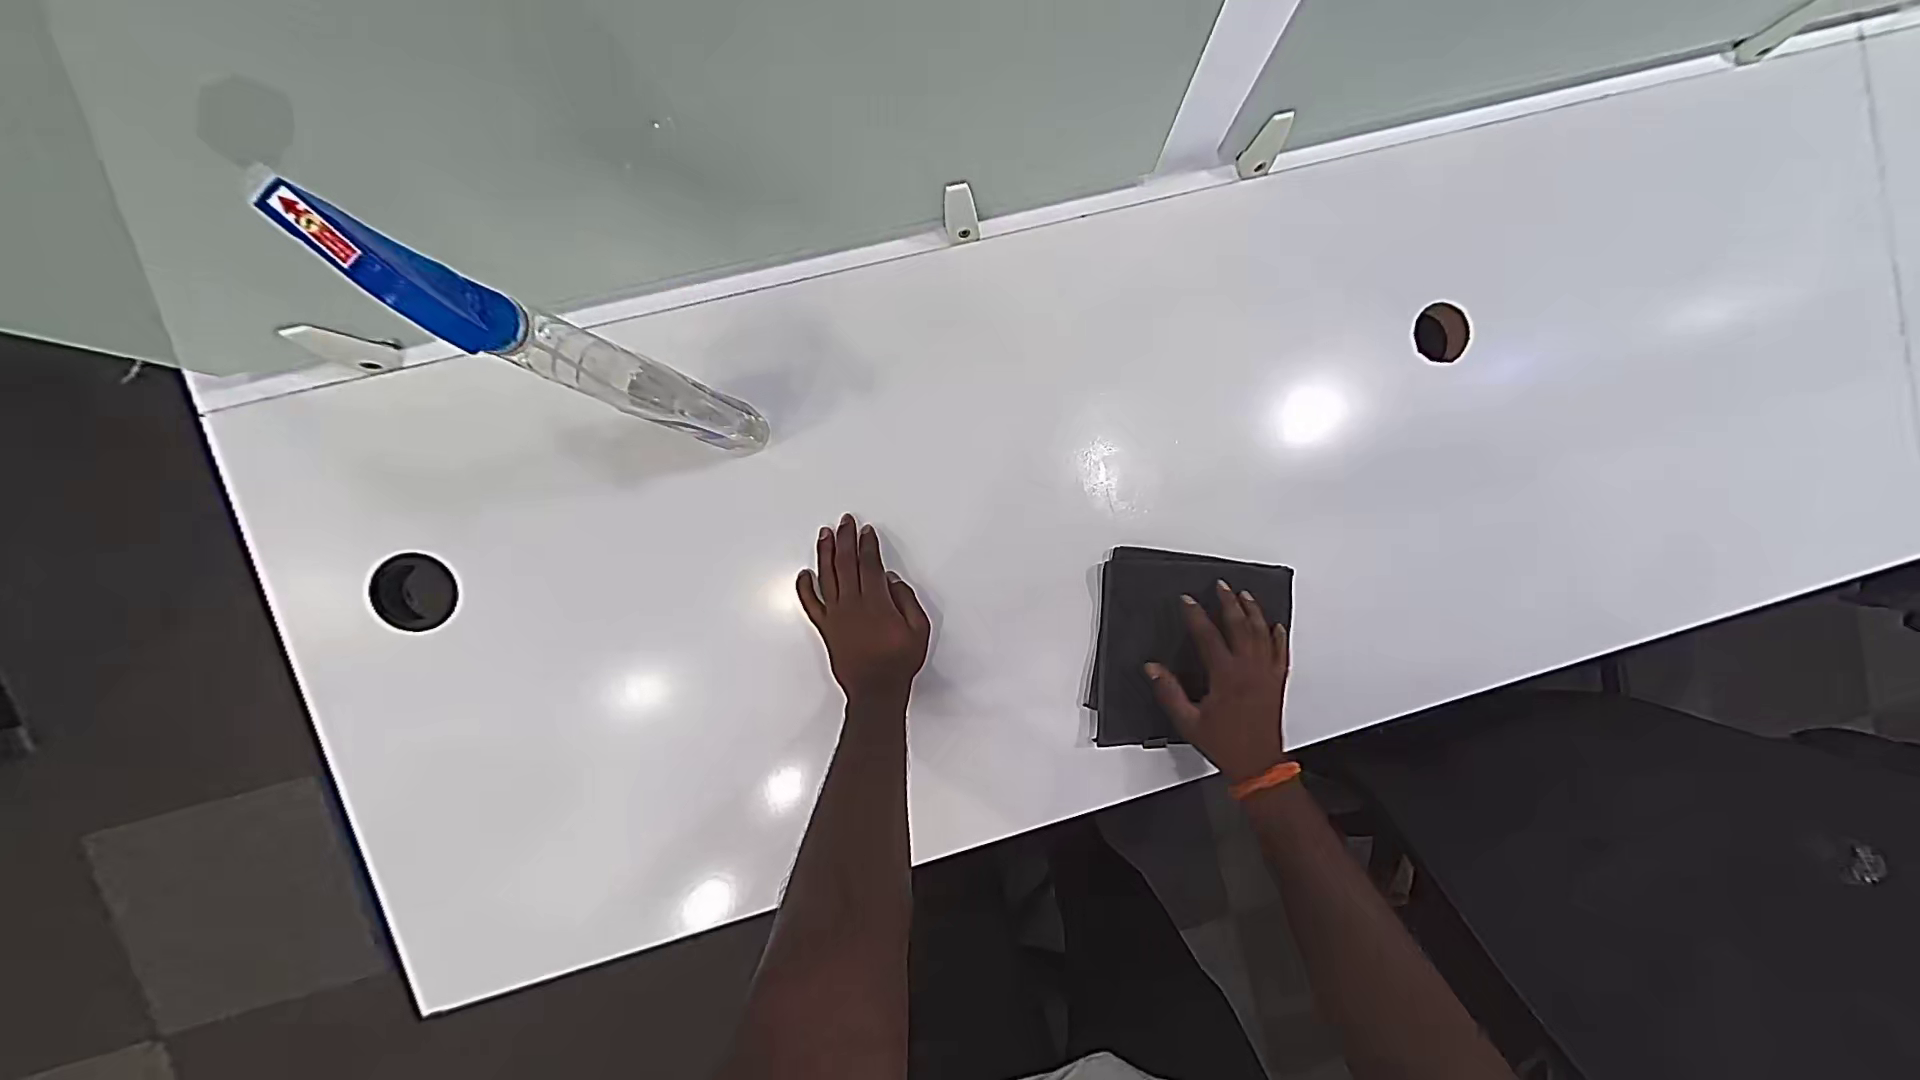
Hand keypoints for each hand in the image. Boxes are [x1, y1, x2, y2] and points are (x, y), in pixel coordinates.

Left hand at [797, 514, 930, 704]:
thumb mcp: (919, 630)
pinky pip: (811, 604)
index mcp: (877, 603)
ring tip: (825, 535)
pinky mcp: (826, 628)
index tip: (866, 532)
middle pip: (846, 563)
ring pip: (827, 576)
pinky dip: (805, 588)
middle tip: (845, 523)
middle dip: (846, 539)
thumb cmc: (898, 663)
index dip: (867, 545)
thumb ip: (907, 601)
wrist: (875, 691)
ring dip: (826, 553)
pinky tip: (804, 574)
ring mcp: (836, 616)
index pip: (869, 565)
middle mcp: (852, 605)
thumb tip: (893, 582)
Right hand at [1146, 581, 1289, 783]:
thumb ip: (1169, 692)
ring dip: (1253, 611)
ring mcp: (1267, 673)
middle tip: (1221, 587)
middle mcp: (1249, 669)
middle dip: (1229, 602)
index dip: (1196, 615)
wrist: (1258, 763)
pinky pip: (1281, 651)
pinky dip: (1278, 635)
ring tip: (1245, 596)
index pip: (1208, 635)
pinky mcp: (1277, 681)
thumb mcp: (1188, 721)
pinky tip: (1275, 625)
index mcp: (1226, 676)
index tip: (1188, 601)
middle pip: (1240, 626)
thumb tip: (1153, 669)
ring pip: (1262, 633)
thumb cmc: (1225, 743)